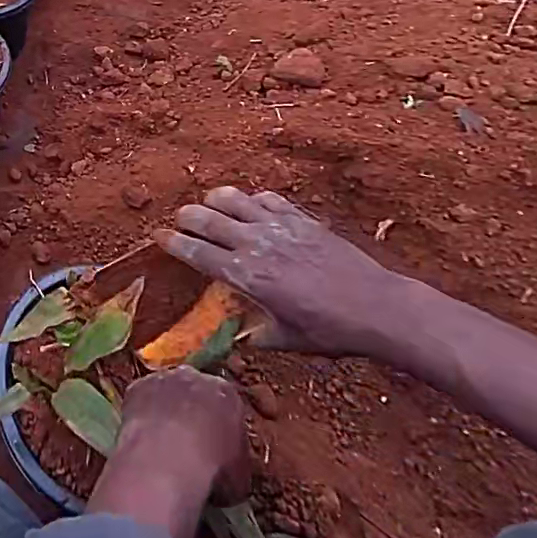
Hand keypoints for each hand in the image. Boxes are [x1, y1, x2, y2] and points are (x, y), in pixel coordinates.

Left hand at [88, 366, 249, 537]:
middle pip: (194, 392)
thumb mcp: (239, 476)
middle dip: (192, 413)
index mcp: (226, 393)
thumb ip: (234, 463)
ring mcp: (161, 378)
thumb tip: (226, 472)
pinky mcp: (136, 387)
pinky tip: (143, 441)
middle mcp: (193, 377)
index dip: (220, 428)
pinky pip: (141, 400)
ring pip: (164, 392)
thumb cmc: (212, 468)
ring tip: (163, 446)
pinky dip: (142, 416)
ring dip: (164, 412)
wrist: (169, 456)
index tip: (217, 449)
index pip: (226, 405)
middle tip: (188, 445)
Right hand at [157, 186, 408, 357]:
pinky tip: (252, 207)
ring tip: (209, 205)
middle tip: (180, 220)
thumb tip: (241, 335)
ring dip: (214, 199)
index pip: (197, 252)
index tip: (158, 236)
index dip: (173, 242)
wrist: (378, 306)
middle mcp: (256, 244)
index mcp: (247, 276)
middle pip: (205, 217)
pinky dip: (253, 199)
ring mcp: (278, 226)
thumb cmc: (332, 330)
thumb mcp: (288, 339)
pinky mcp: (300, 217)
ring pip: (232, 198)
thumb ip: (259, 334)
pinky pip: (266, 198)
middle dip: (186, 216)